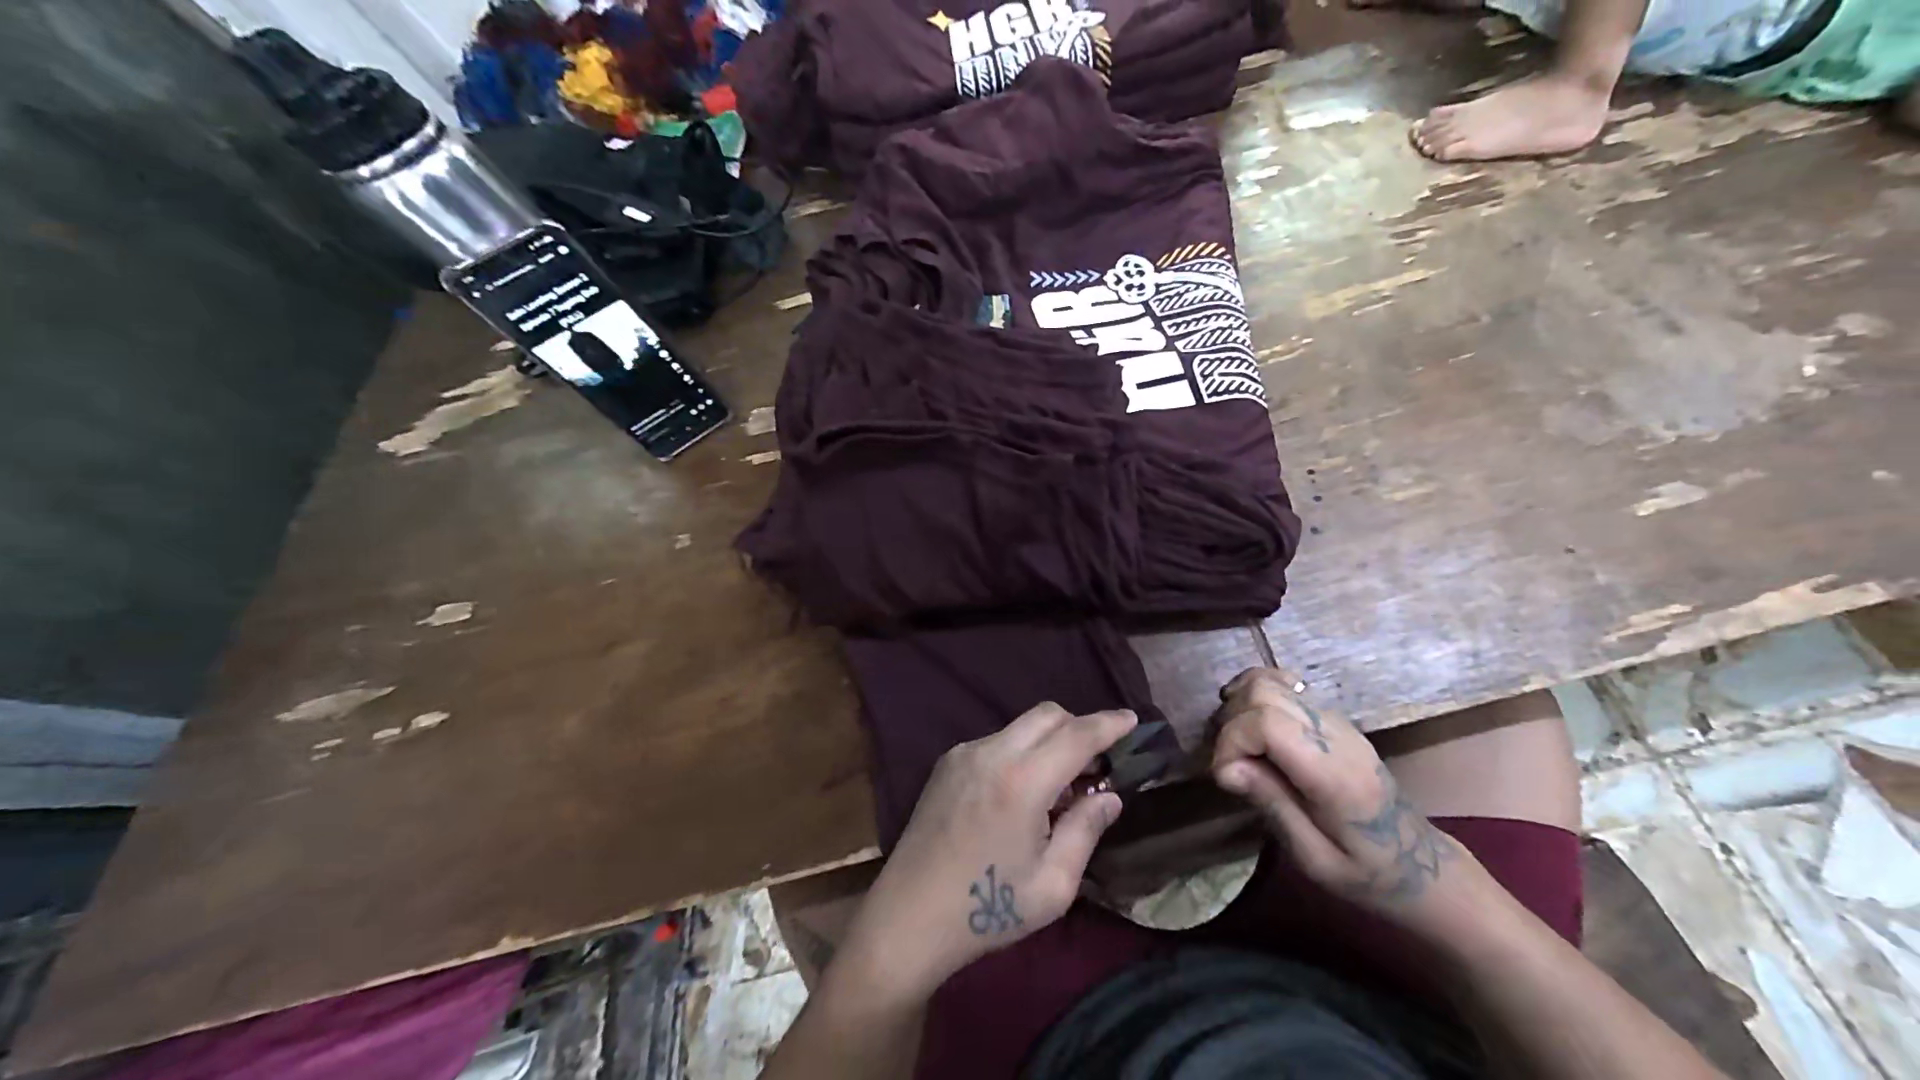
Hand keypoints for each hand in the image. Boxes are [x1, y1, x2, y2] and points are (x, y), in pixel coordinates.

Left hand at [831, 704, 1135, 1002]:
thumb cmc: (988, 909)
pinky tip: (1020, 795)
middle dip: (1078, 727)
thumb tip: (1109, 796)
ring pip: (1019, 726)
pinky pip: (996, 742)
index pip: (1076, 735)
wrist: (909, 917)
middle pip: (1046, 715)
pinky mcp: (946, 764)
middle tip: (1096, 766)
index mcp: (1021, 780)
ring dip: (1048, 742)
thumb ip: (1085, 830)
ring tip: (1058, 791)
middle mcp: (990, 752)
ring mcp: (963, 754)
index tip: (1132, 719)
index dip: (1109, 724)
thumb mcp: (1053, 884)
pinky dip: (1020, 753)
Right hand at [1210, 668, 1464, 922]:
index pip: (1268, 723)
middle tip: (1229, 762)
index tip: (1225, 777)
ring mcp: (1335, 719)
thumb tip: (1226, 767)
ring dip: (1239, 705)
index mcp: (1335, 776)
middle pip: (1263, 693)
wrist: (1419, 864)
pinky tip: (1249, 724)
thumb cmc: (1365, 872)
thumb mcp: (1313, 860)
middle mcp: (1336, 734)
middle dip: (1230, 723)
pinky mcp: (1330, 716)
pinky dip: (1254, 696)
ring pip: (1269, 681)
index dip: (1232, 742)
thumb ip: (1271, 805)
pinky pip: (1282, 685)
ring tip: (1235, 742)